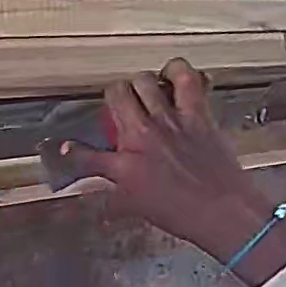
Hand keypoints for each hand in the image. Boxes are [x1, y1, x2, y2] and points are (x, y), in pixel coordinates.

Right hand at [62, 58, 285, 284]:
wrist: (222, 210)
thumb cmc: (180, 213)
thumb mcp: (136, 208)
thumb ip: (113, 201)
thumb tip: (100, 206)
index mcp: (123, 166)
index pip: (84, 155)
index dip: (68, 150)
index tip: (63, 147)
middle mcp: (143, 137)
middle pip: (116, 95)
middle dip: (112, 96)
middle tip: (116, 104)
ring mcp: (171, 122)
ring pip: (145, 81)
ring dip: (140, 83)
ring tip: (143, 90)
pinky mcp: (197, 114)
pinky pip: (187, 79)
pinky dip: (178, 72)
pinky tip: (173, 77)